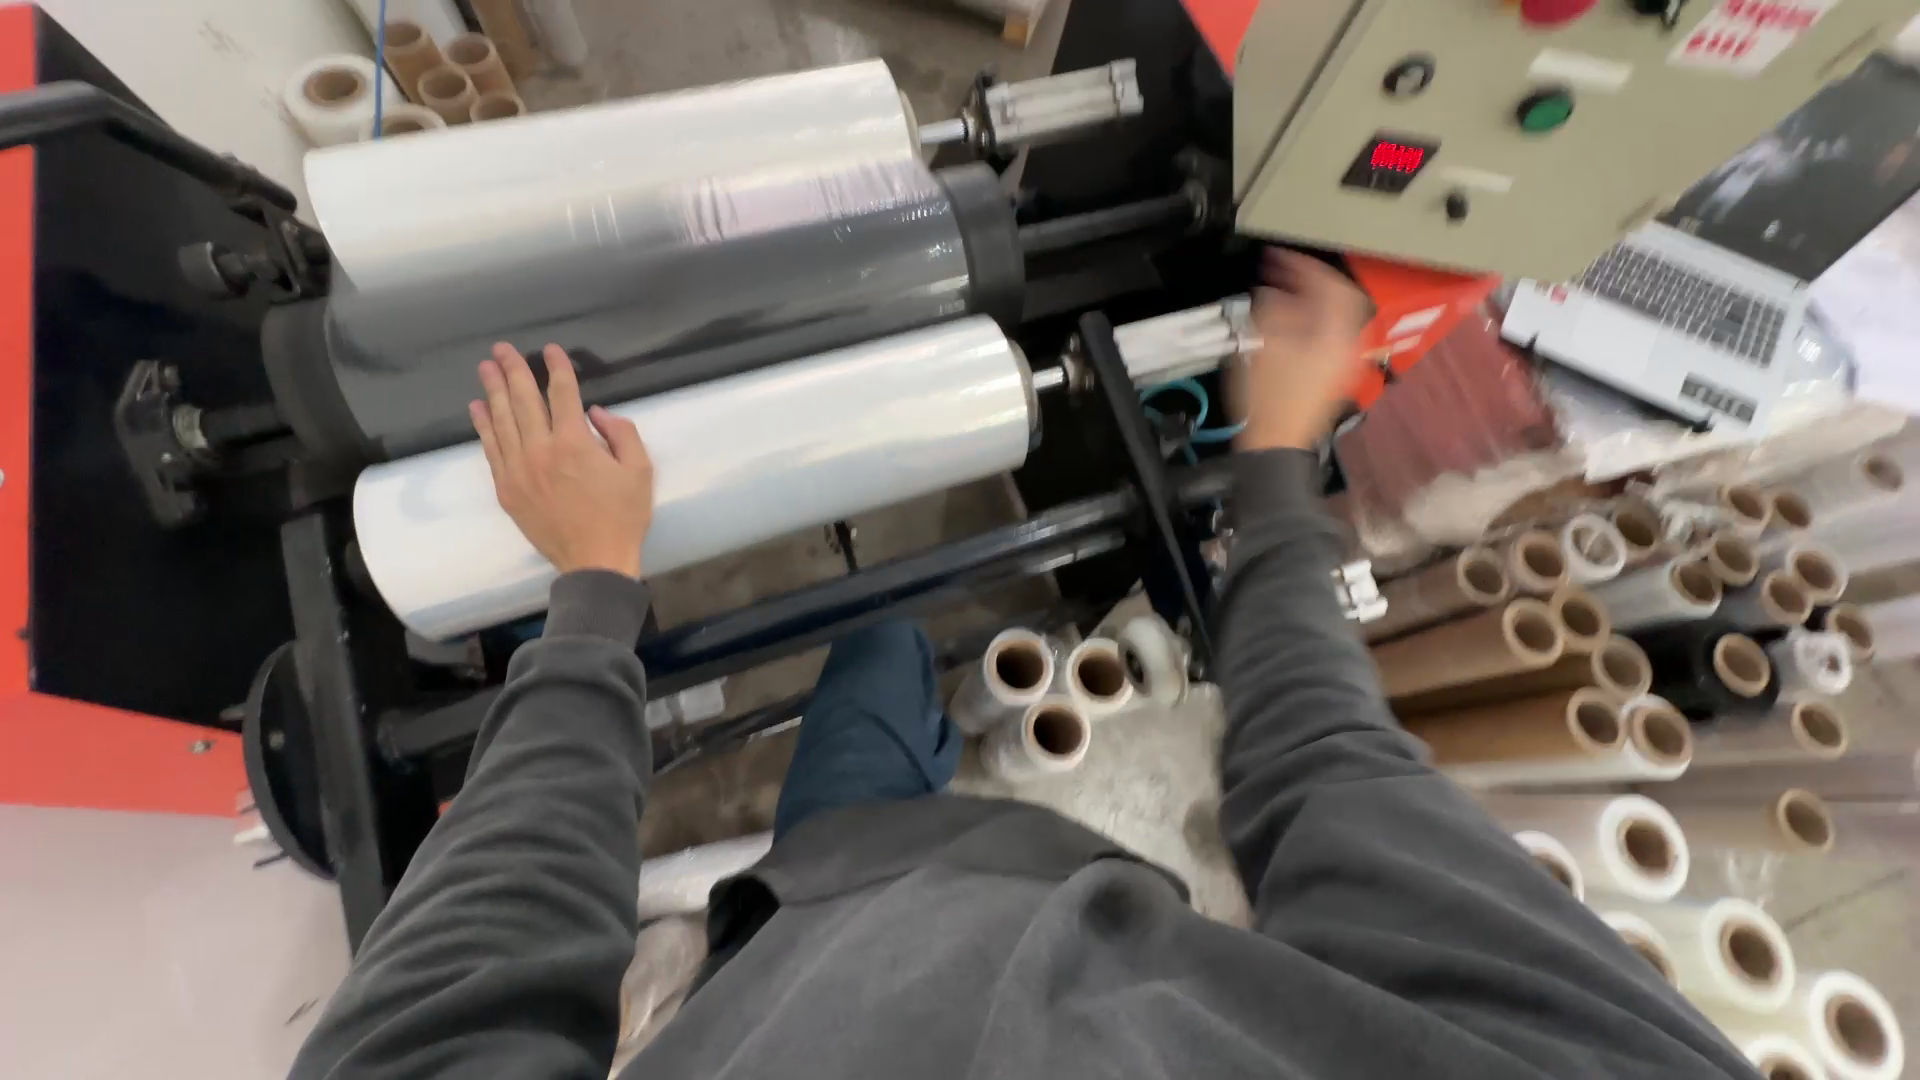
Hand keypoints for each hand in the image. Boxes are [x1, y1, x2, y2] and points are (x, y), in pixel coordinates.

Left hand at [471, 344, 654, 578]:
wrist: (595, 559)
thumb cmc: (623, 516)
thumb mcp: (640, 472)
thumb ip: (623, 435)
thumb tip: (597, 413)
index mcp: (575, 443)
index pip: (563, 395)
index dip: (557, 369)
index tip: (551, 350)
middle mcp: (541, 450)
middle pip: (523, 401)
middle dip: (513, 371)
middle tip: (502, 349)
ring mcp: (519, 469)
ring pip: (502, 421)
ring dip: (494, 391)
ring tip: (486, 368)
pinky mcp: (507, 488)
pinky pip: (491, 449)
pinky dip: (484, 426)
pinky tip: (479, 408)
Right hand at [1232, 249, 1373, 451]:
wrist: (1275, 442)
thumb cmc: (1270, 400)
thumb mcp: (1262, 344)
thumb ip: (1270, 309)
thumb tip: (1272, 291)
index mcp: (1336, 333)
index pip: (1330, 284)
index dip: (1304, 265)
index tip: (1281, 257)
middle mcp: (1346, 346)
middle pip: (1336, 300)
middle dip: (1308, 283)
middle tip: (1282, 272)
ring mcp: (1339, 363)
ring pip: (1330, 319)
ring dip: (1306, 303)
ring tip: (1280, 296)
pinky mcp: (1328, 377)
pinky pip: (1323, 338)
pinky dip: (1305, 323)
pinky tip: (1284, 327)